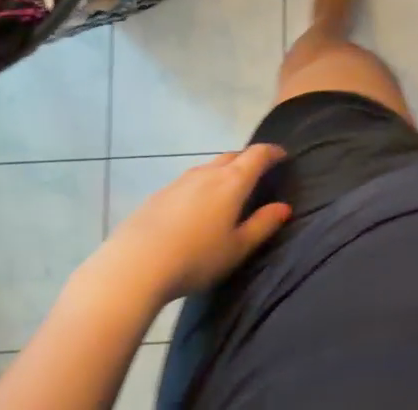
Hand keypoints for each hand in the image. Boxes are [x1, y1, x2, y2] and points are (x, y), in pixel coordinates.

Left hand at [86, 144, 292, 305]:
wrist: (133, 266)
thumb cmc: (195, 258)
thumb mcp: (236, 248)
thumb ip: (263, 225)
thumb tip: (284, 207)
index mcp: (232, 182)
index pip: (258, 154)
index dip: (272, 152)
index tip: (282, 156)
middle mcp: (207, 173)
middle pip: (233, 155)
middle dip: (248, 160)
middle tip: (257, 173)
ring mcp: (180, 181)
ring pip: (208, 167)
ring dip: (222, 172)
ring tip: (226, 191)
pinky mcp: (158, 194)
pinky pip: (188, 181)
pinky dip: (200, 186)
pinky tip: (194, 208)